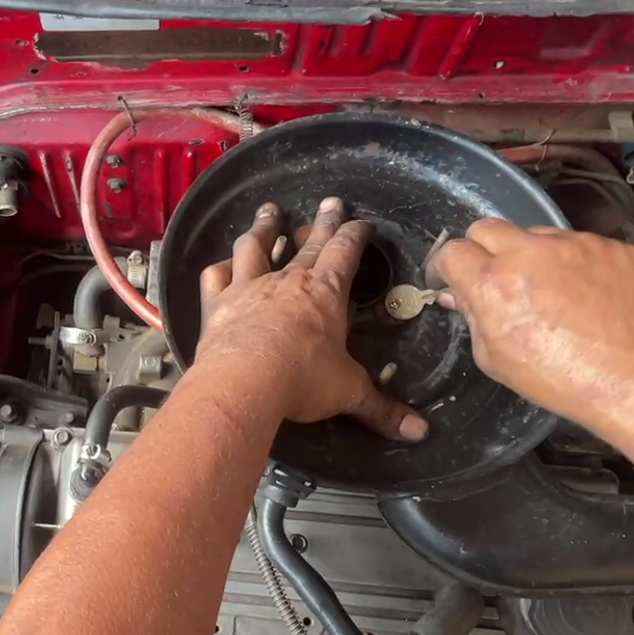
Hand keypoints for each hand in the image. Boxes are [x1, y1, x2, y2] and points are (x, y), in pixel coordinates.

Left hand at [196, 198, 426, 440]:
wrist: (244, 382)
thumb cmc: (301, 381)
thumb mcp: (348, 393)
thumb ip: (381, 408)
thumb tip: (419, 432)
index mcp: (324, 293)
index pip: (345, 253)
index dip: (354, 235)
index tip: (360, 222)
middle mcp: (286, 281)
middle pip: (306, 242)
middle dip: (321, 221)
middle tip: (329, 201)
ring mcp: (248, 288)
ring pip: (254, 247)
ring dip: (263, 228)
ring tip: (268, 212)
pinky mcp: (217, 304)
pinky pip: (214, 276)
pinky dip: (218, 268)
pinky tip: (221, 265)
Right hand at [427, 218, 633, 433]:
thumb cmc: (563, 380)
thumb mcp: (496, 360)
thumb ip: (472, 318)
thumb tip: (459, 295)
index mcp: (493, 283)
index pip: (452, 251)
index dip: (447, 267)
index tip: (453, 279)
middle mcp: (532, 253)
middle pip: (487, 227)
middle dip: (482, 249)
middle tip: (494, 278)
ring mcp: (578, 244)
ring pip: (536, 234)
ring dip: (530, 255)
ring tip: (549, 291)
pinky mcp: (616, 246)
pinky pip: (581, 245)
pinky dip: (573, 263)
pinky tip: (587, 295)